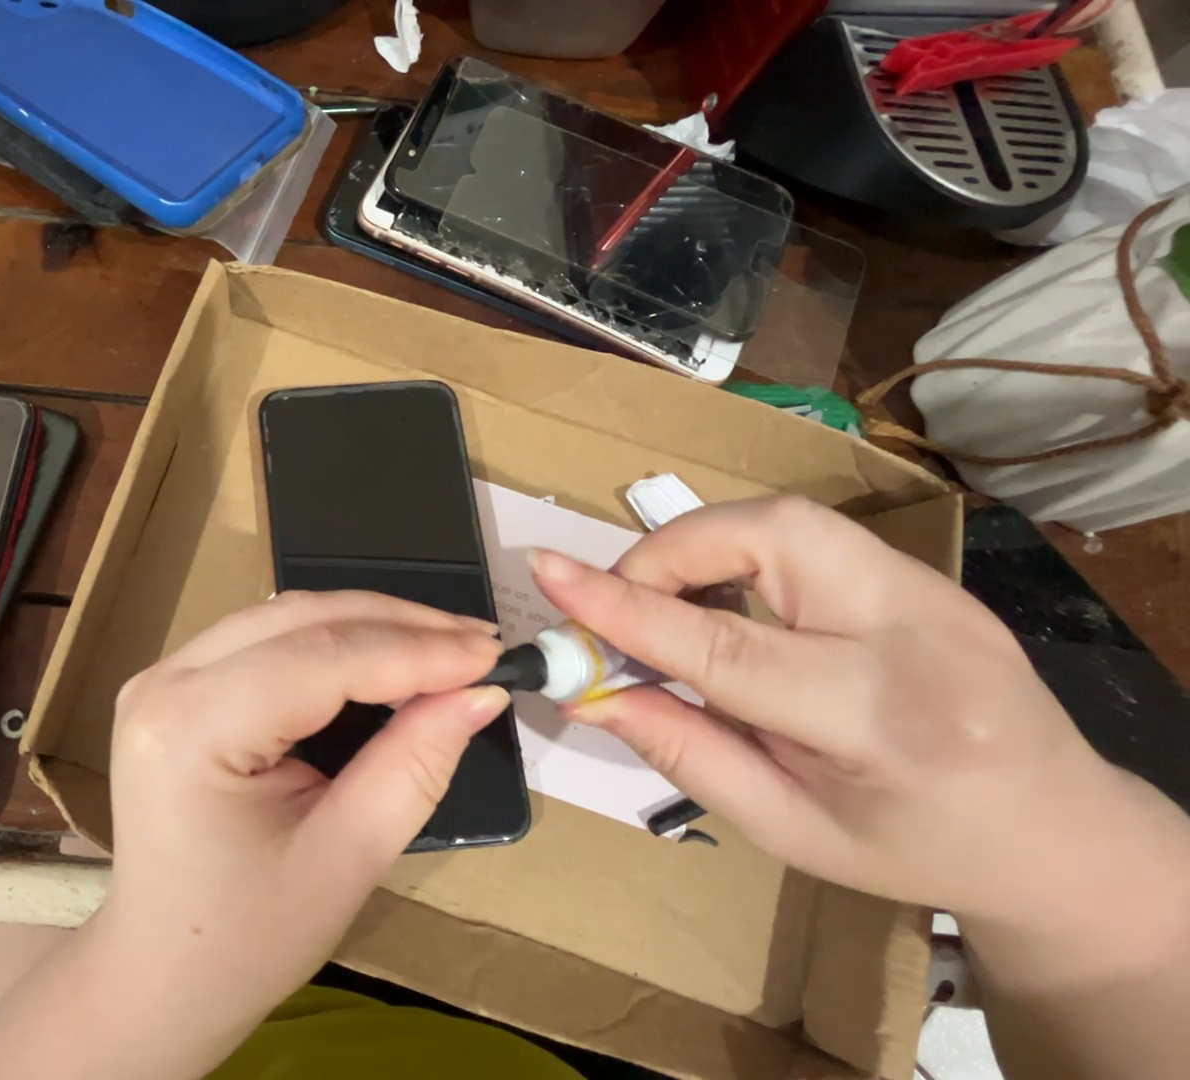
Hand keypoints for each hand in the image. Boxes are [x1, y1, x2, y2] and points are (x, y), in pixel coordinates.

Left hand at [88, 590, 507, 1069]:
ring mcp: (161, 677)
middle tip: (478, 643)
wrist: (157, 972)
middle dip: (396, 624)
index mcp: (190, 727)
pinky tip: (380, 656)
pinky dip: (329, 641)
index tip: (493, 652)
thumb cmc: (246, 939)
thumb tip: (479, 692)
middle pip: (297, 620)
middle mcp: (164, 681)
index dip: (414, 649)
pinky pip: (262, 640)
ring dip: (365, 625)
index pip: (320, 659)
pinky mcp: (173, 686)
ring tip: (443, 646)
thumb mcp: (344, 859)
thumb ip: (413, 764)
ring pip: (281, 619)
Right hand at [527, 496, 1172, 924]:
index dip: (624, 607)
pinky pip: (799, 535)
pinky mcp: (916, 572)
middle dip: (668, 554)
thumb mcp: (783, 826)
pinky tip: (722, 607)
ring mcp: (929, 589)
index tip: (548, 570)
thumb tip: (585, 691)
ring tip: (667, 608)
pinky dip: (733, 556)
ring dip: (697, 549)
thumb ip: (680, 749)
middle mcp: (919, 631)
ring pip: (781, 518)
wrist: (1057, 832)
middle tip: (623, 606)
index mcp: (886, 721)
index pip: (725, 646)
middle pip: (769, 535)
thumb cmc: (910, 847)